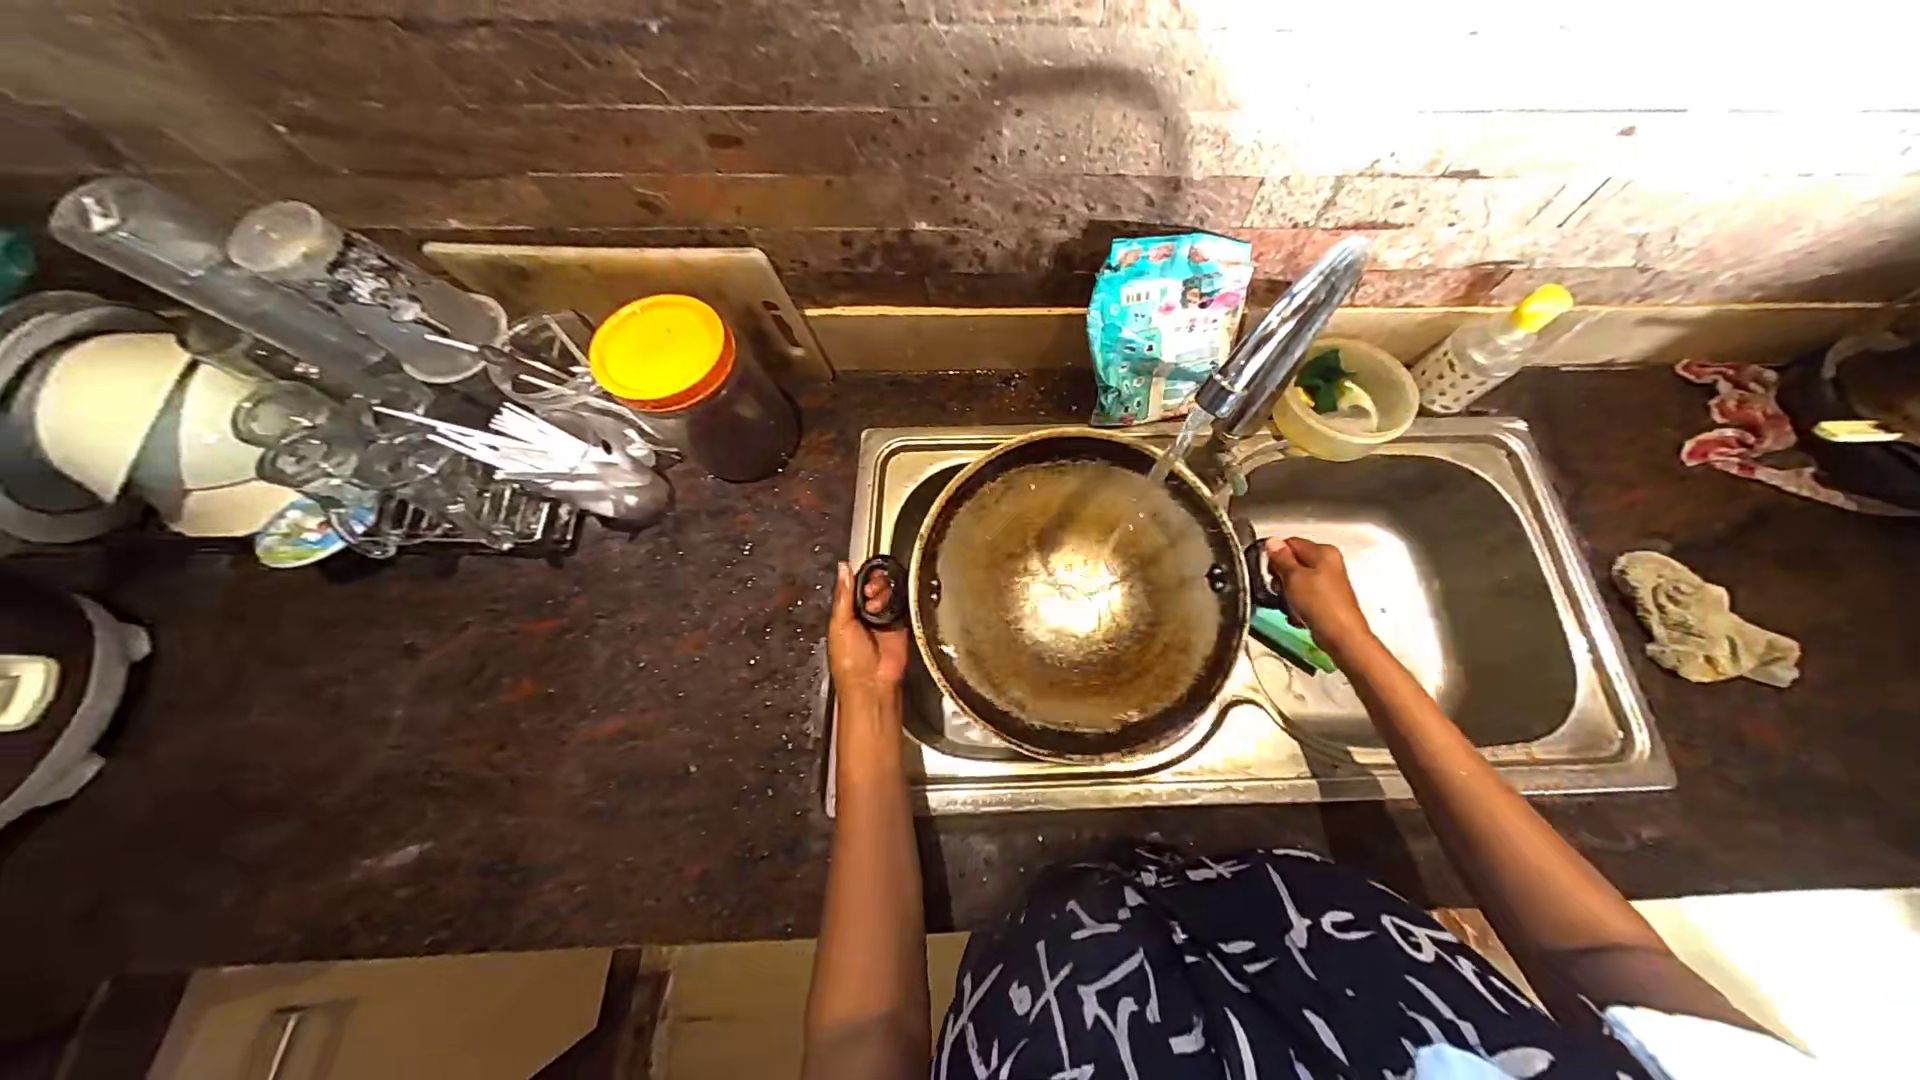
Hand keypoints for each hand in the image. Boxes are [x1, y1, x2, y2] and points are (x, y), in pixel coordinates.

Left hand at [829, 561, 909, 700]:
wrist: (871, 682)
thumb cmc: (850, 661)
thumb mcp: (839, 625)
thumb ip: (843, 595)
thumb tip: (843, 568)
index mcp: (848, 611)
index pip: (856, 583)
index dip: (859, 576)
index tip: (860, 580)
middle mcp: (867, 611)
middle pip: (875, 583)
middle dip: (873, 583)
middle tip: (868, 594)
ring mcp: (885, 616)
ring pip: (889, 589)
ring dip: (883, 592)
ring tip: (875, 607)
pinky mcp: (901, 622)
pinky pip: (903, 602)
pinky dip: (897, 600)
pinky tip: (887, 608)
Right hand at [1264, 537, 1375, 653]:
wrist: (1340, 635)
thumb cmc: (1321, 604)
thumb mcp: (1293, 577)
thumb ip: (1281, 558)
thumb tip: (1272, 542)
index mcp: (1324, 552)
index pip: (1290, 543)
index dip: (1275, 556)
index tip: (1270, 570)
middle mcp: (1329, 563)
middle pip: (1293, 561)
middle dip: (1281, 575)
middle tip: (1279, 587)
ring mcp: (1328, 582)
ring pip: (1296, 580)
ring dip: (1287, 591)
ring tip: (1289, 603)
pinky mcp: (1326, 598)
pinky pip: (1303, 595)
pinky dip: (1297, 603)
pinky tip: (1297, 612)